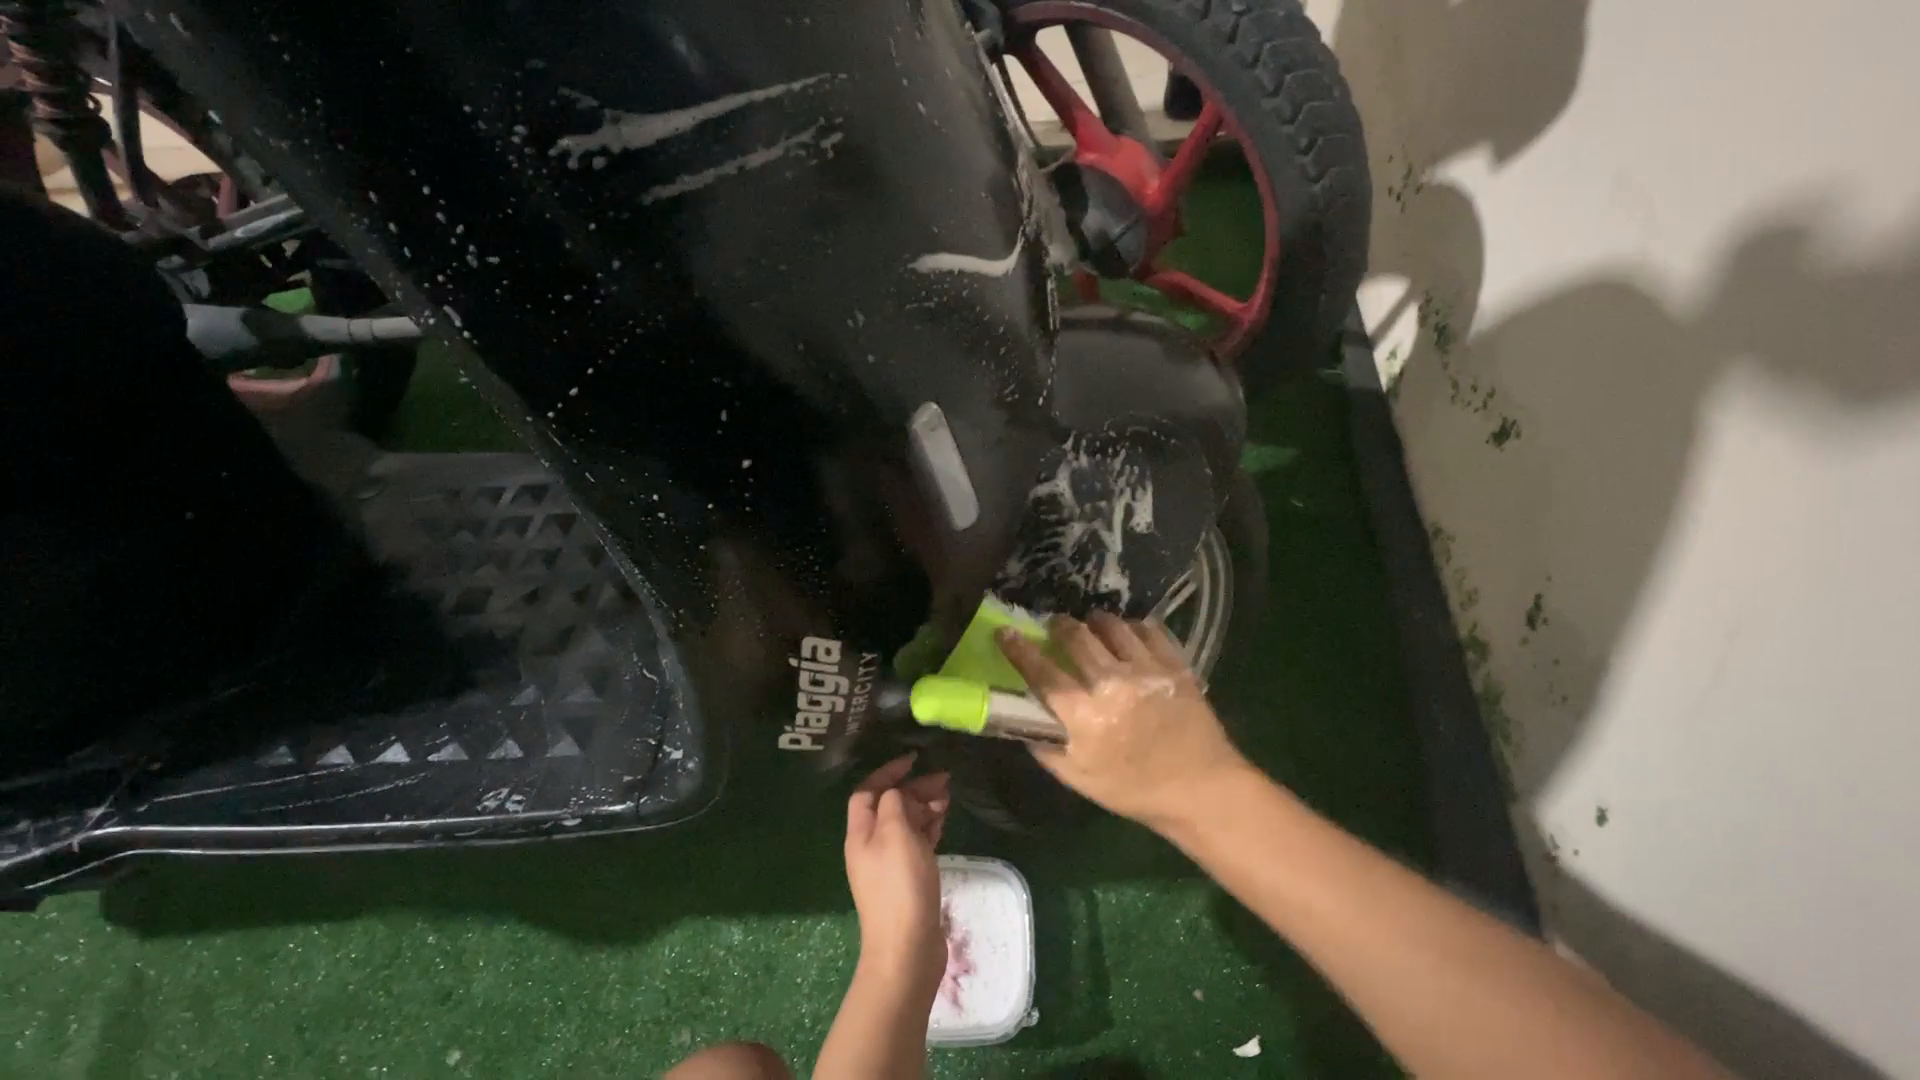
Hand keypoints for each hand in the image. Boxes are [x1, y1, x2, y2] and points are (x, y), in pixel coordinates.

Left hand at [843, 754, 949, 985]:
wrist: (906, 949)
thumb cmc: (900, 885)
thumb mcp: (896, 834)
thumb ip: (895, 804)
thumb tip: (898, 793)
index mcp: (860, 833)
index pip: (868, 791)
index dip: (888, 772)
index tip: (914, 759)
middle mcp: (870, 847)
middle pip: (889, 806)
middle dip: (913, 789)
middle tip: (944, 781)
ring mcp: (889, 866)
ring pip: (905, 825)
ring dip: (924, 807)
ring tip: (947, 799)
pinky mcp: (907, 881)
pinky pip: (916, 844)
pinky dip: (929, 829)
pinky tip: (943, 823)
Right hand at [998, 612, 1250, 829]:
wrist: (1200, 789)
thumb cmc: (1133, 789)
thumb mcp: (1078, 778)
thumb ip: (1046, 747)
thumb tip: (1024, 717)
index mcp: (1085, 716)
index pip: (1042, 672)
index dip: (1019, 648)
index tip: (1005, 631)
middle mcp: (1113, 685)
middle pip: (1075, 637)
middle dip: (1059, 626)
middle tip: (1055, 627)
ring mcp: (1147, 670)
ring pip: (1111, 626)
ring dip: (1094, 622)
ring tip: (1091, 627)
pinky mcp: (1175, 664)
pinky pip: (1147, 629)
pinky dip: (1131, 627)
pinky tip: (1127, 636)